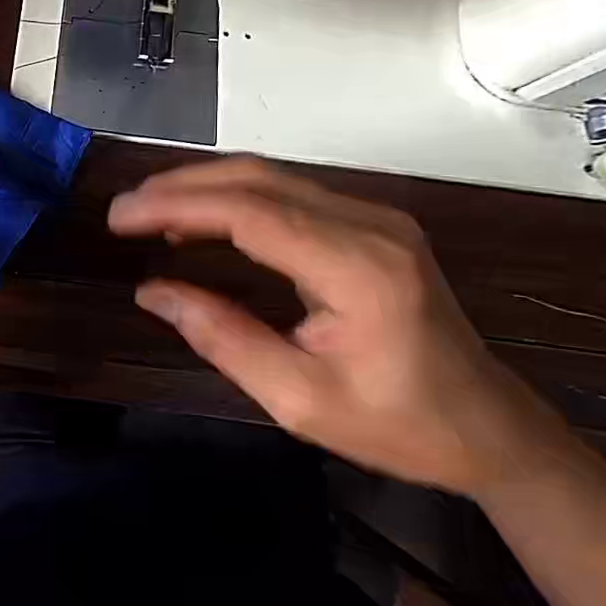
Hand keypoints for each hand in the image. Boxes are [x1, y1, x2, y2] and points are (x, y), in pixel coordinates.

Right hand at [108, 158, 572, 495]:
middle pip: (263, 178)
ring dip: (212, 188)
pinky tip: (210, 221)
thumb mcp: (300, 401)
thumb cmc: (397, 426)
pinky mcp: (379, 224)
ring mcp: (381, 217)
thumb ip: (224, 339)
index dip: (178, 206)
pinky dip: (245, 201)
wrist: (485, 423)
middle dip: (186, 186)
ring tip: (153, 212)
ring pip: (279, 178)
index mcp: (357, 269)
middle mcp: (372, 224)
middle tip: (127, 209)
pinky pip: (298, 195)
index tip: (120, 216)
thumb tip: (155, 292)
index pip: (251, 213)